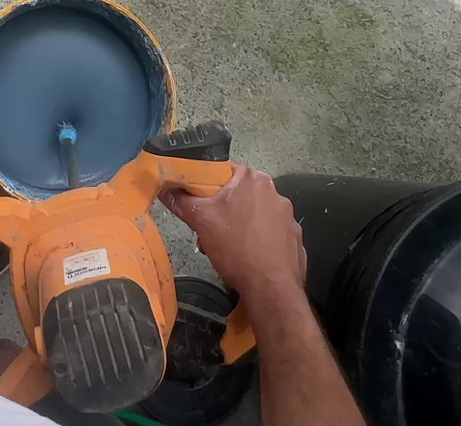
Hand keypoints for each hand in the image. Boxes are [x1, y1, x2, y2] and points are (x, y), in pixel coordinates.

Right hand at [161, 163, 305, 303]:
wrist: (271, 291)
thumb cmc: (236, 248)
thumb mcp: (201, 221)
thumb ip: (181, 200)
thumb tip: (164, 189)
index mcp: (253, 179)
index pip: (226, 170)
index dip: (209, 183)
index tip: (200, 199)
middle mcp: (276, 193)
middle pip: (241, 192)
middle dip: (224, 208)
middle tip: (211, 226)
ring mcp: (289, 217)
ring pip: (256, 213)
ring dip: (242, 224)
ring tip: (228, 246)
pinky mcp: (295, 239)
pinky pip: (272, 233)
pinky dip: (261, 240)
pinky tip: (250, 256)